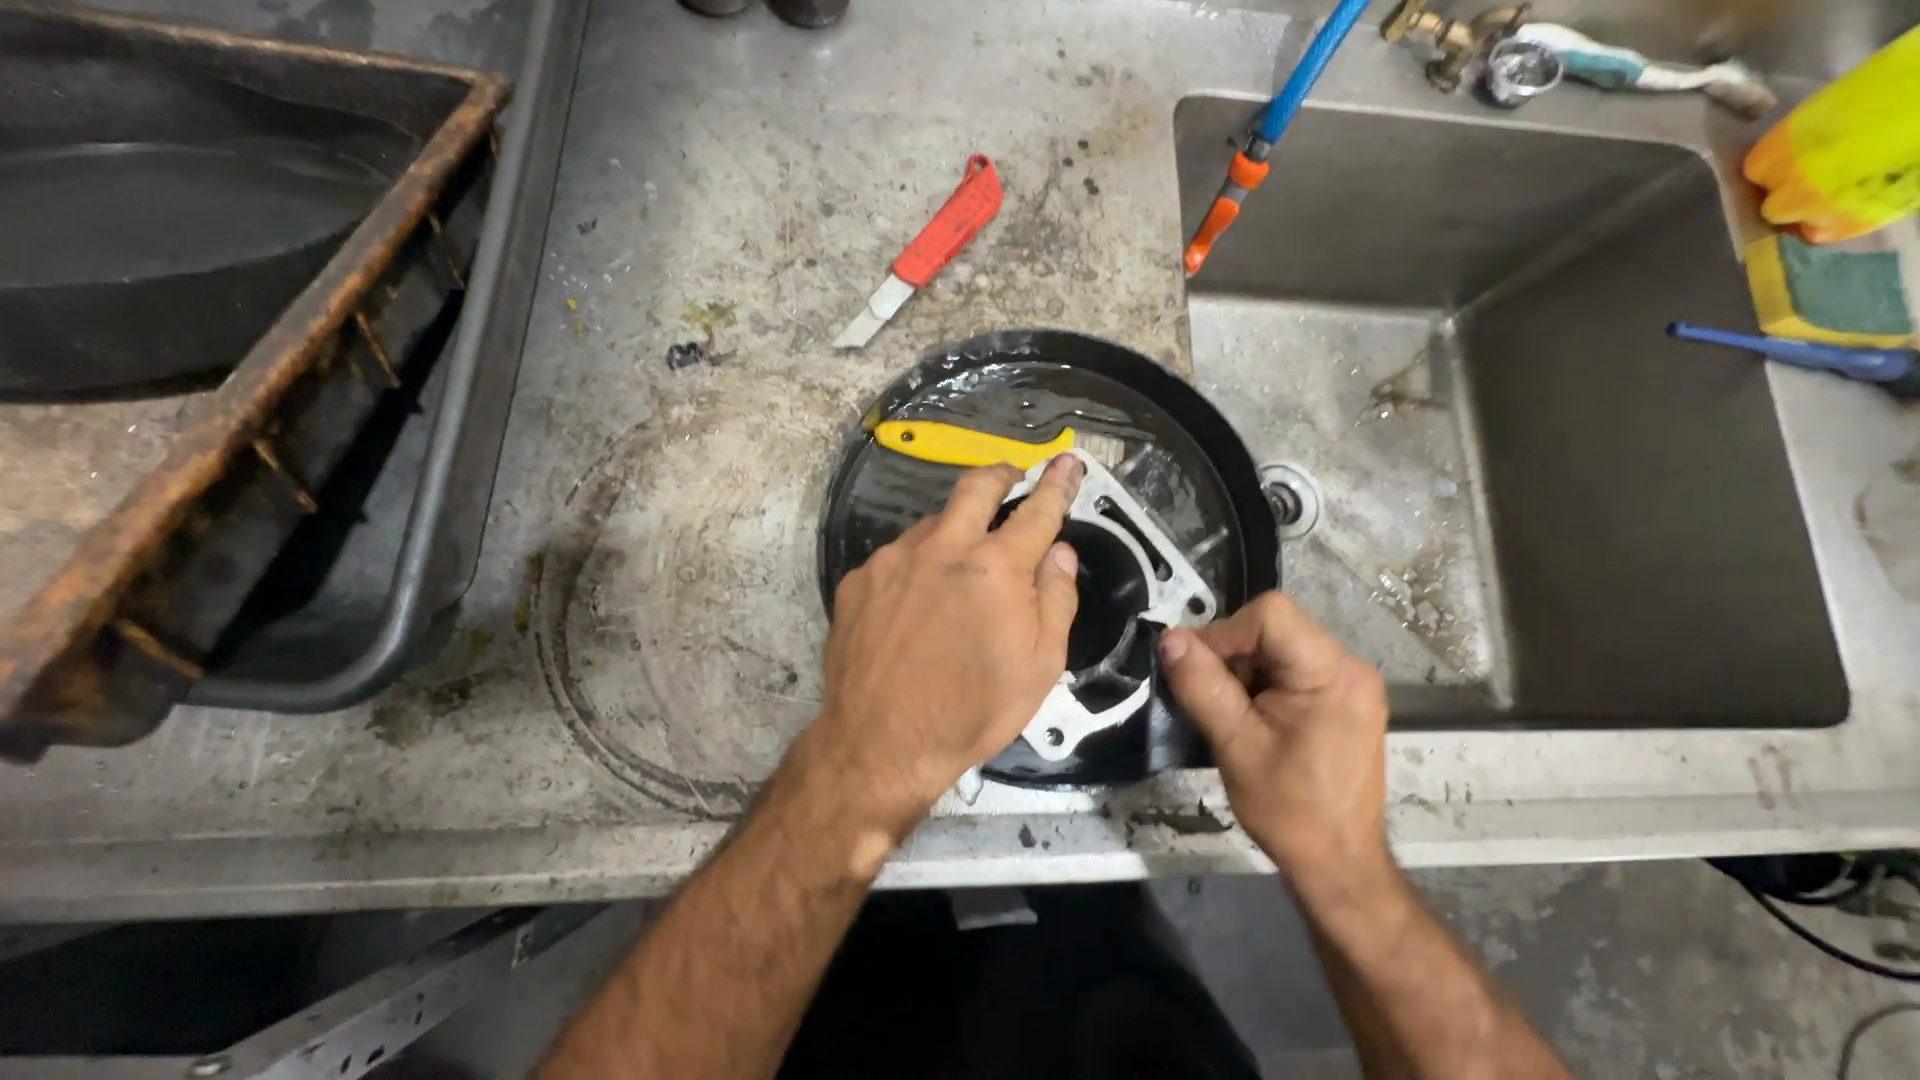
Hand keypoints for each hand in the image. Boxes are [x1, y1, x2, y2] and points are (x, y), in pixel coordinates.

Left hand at [804, 455, 1084, 833]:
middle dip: (1003, 474)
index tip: (1068, 463)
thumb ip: (1055, 598)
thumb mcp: (1039, 665)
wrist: (880, 743)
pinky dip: (918, 565)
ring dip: (955, 530)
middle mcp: (941, 548)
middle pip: (977, 486)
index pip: (1037, 511)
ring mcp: (892, 561)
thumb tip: (1058, 552)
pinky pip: (897, 557)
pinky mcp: (858, 581)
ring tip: (961, 567)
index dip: (1057, 484)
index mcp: (994, 568)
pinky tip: (917, 602)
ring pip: (933, 524)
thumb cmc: (972, 711)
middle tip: (1014, 478)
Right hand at [1159, 593, 1389, 884]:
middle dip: (1231, 655)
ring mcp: (1350, 685)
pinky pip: (1291, 670)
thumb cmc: (1288, 809)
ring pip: (1279, 648)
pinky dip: (1260, 684)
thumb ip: (1202, 686)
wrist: (1337, 863)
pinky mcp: (1342, 701)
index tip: (1194, 668)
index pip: (1271, 615)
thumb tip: (1169, 639)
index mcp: (1332, 674)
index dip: (1223, 633)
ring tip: (1227, 713)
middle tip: (1205, 696)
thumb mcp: (1235, 745)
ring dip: (1242, 671)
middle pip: (1274, 628)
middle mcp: (1349, 668)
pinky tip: (1249, 718)